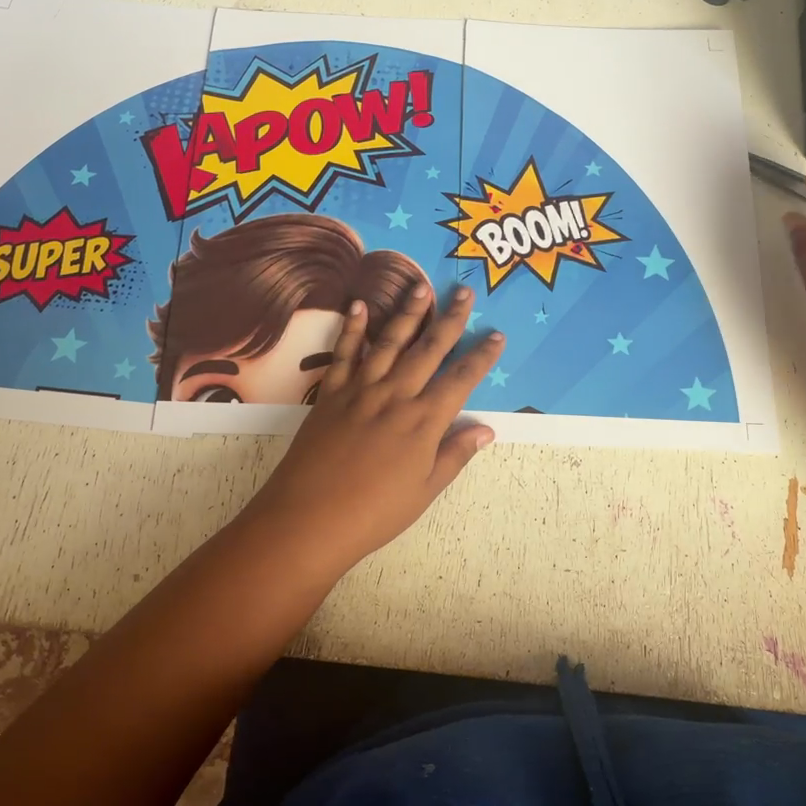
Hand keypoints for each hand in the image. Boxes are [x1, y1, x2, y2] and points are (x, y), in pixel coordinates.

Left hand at [240, 283, 504, 572]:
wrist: (309, 518)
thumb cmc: (374, 513)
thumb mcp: (424, 491)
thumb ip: (454, 455)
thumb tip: (486, 430)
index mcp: (423, 422)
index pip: (460, 380)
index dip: (481, 357)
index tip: (496, 335)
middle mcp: (395, 396)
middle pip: (428, 350)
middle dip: (450, 319)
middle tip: (464, 292)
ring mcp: (360, 390)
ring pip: (389, 342)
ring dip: (407, 313)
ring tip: (421, 287)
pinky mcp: (330, 393)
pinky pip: (343, 353)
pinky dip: (352, 329)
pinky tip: (359, 306)